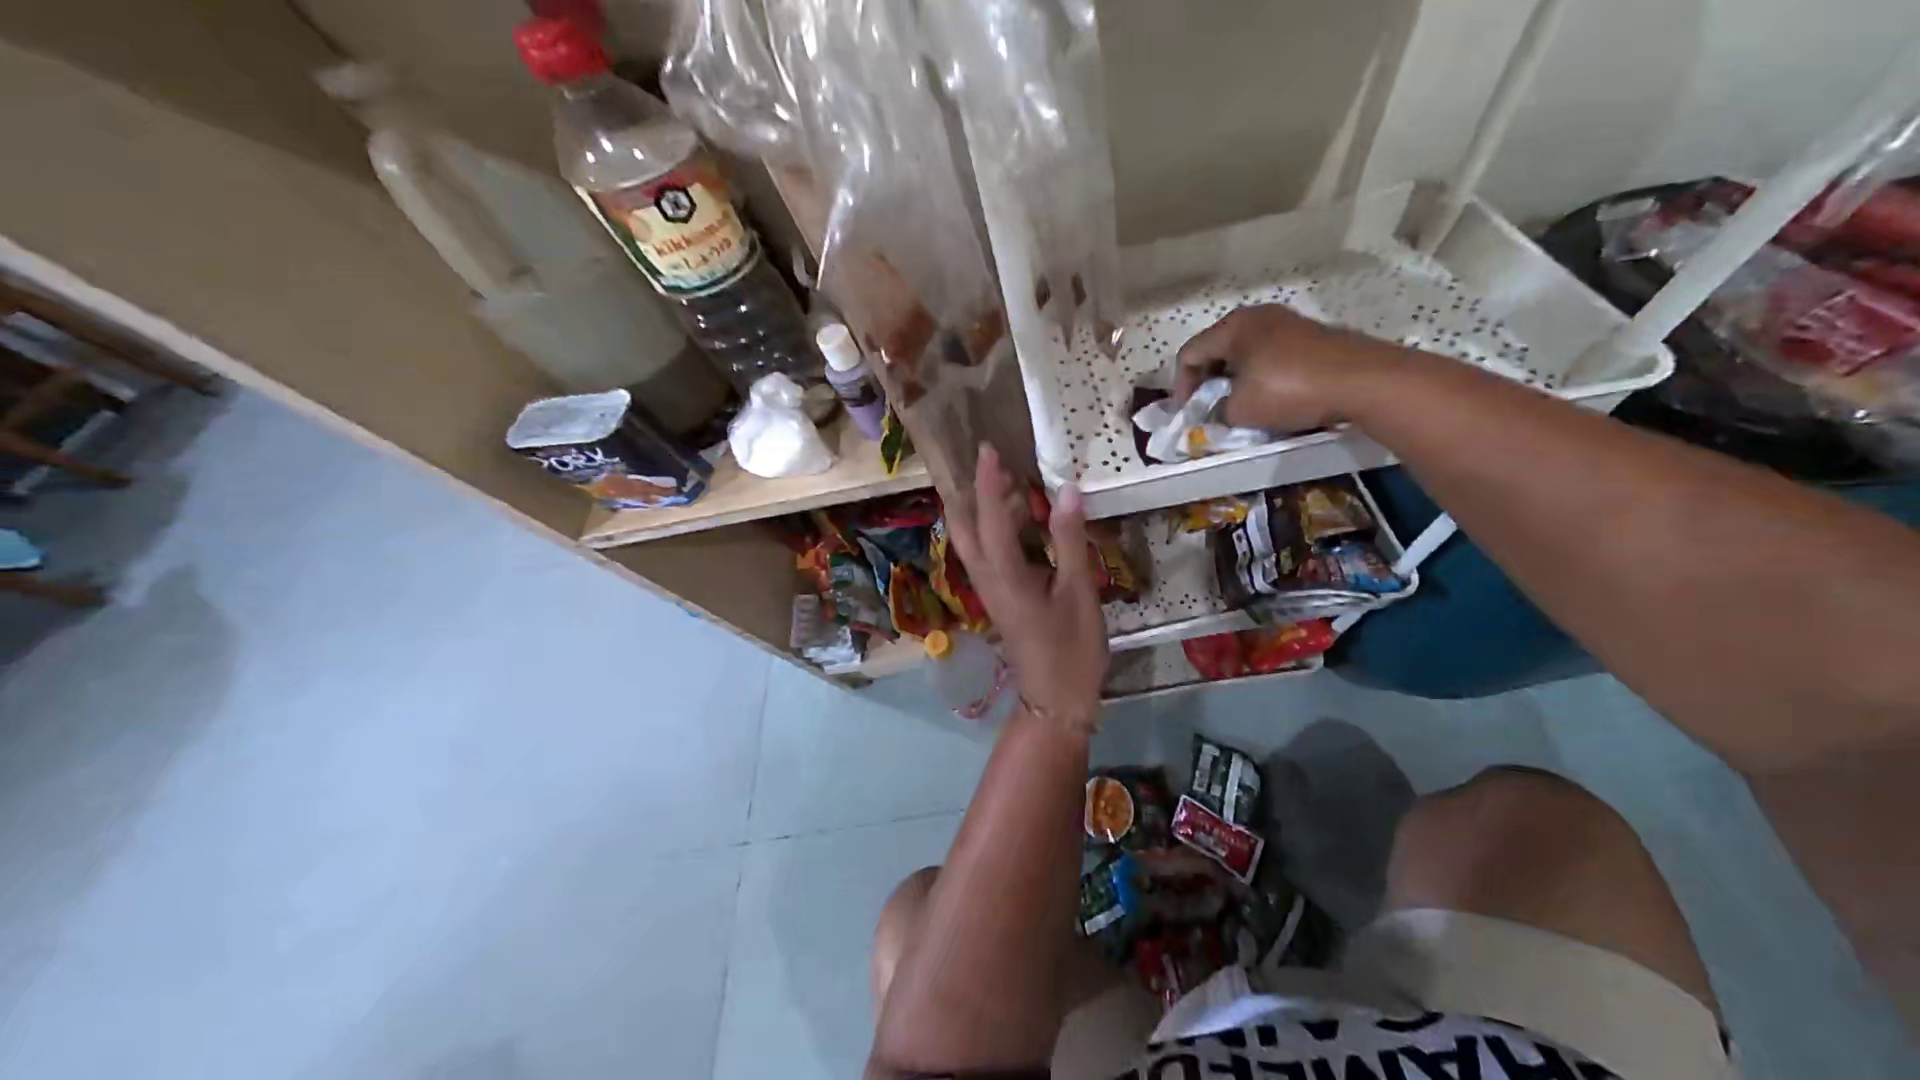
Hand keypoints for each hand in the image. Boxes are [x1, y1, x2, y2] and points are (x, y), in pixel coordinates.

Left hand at [944, 445, 1107, 733]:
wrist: (1055, 698)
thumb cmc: (1071, 647)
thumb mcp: (1078, 591)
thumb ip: (1070, 539)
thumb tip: (1067, 490)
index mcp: (1003, 573)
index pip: (988, 516)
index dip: (987, 480)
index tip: (988, 448)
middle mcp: (986, 577)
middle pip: (964, 526)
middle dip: (971, 491)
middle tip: (994, 463)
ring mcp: (988, 589)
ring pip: (972, 540)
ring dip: (983, 509)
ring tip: (1008, 483)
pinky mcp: (997, 597)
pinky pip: (985, 553)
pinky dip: (993, 529)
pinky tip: (1018, 521)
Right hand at [1173, 305, 1404, 432]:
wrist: (1362, 380)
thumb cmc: (1289, 390)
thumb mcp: (1240, 410)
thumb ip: (1217, 411)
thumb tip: (1216, 412)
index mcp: (1233, 327)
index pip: (1190, 353)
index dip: (1182, 386)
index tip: (1187, 413)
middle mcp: (1257, 316)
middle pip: (1216, 348)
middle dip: (1207, 380)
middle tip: (1208, 407)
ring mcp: (1286, 322)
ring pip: (1244, 350)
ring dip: (1233, 377)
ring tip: (1237, 403)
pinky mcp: (1309, 335)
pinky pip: (1269, 353)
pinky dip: (1259, 373)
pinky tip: (1267, 395)